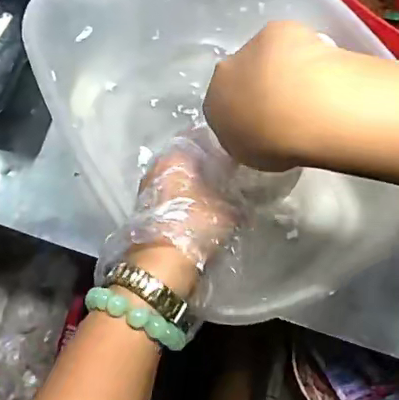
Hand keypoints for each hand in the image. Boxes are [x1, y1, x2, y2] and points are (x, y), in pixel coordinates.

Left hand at [103, 128, 241, 287]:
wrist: (160, 266)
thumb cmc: (194, 226)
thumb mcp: (228, 207)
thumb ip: (240, 191)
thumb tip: (252, 186)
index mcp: (177, 154)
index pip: (200, 134)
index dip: (221, 139)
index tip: (239, 147)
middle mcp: (159, 164)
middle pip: (188, 154)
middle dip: (208, 159)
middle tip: (233, 167)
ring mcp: (149, 186)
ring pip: (180, 173)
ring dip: (197, 178)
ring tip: (222, 187)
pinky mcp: (146, 207)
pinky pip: (173, 191)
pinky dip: (187, 194)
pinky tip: (204, 204)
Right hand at [204, 20, 353, 170]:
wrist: (297, 109)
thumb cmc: (274, 144)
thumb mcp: (257, 156)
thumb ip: (252, 141)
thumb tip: (262, 134)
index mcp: (214, 105)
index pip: (225, 106)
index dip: (249, 111)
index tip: (271, 121)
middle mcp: (224, 73)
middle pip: (242, 74)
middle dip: (263, 84)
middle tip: (293, 102)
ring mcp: (251, 47)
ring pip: (267, 54)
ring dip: (285, 65)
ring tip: (315, 84)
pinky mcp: (277, 30)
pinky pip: (290, 39)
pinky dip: (305, 48)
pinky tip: (322, 64)